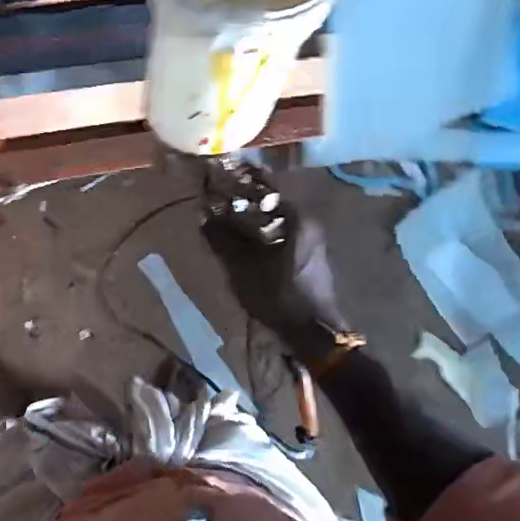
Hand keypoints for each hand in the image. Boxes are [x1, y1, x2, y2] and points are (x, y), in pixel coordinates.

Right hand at [202, 203, 349, 363]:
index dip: (244, 187)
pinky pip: (285, 237)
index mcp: (300, 219)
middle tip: (223, 209)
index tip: (223, 188)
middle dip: (248, 206)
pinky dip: (267, 237)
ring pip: (279, 223)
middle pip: (274, 206)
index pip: (269, 190)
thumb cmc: (280, 295)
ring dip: (256, 224)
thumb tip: (205, 218)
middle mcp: (311, 225)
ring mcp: (314, 243)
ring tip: (231, 229)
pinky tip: (250, 248)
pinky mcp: (311, 260)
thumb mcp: (244, 268)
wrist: (314, 334)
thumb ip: (224, 241)